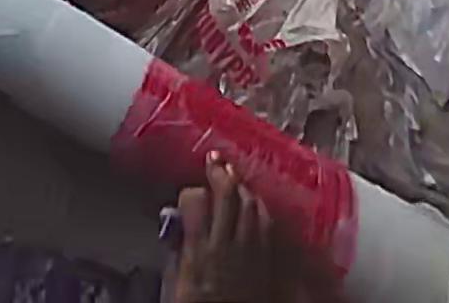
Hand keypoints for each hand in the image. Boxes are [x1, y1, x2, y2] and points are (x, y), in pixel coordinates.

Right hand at [171, 154, 272, 302]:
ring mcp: (253, 252)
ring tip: (234, 176)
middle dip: (221, 172)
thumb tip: (179, 229)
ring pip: (251, 204)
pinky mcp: (271, 262)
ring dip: (242, 186)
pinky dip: (260, 208)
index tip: (188, 195)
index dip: (190, 194)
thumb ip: (180, 255)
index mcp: (200, 254)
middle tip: (214, 159)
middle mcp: (228, 247)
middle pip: (228, 195)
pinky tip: (255, 204)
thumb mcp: (178, 291)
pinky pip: (268, 223)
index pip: (195, 204)